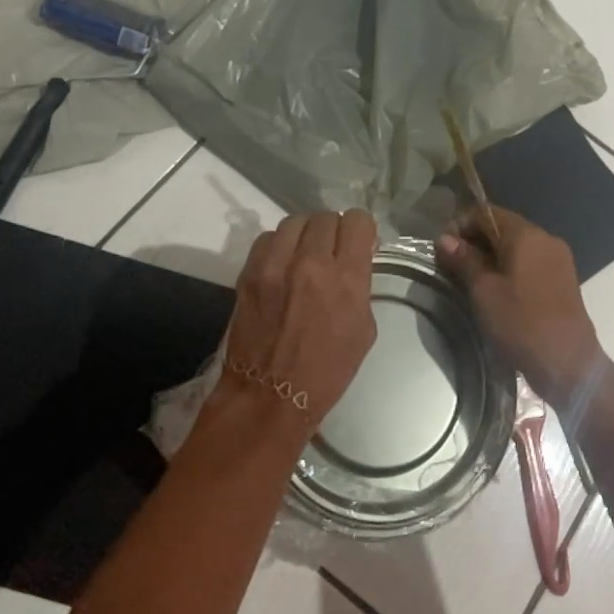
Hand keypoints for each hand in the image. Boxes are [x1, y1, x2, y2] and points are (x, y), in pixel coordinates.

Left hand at [220, 210, 378, 437]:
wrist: (269, 396)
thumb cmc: (326, 371)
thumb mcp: (363, 330)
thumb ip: (361, 286)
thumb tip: (355, 259)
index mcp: (347, 279)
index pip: (358, 221)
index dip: (361, 230)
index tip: (358, 243)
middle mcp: (312, 263)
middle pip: (326, 217)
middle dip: (333, 232)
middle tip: (331, 252)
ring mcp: (276, 265)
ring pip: (295, 221)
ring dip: (305, 234)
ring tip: (303, 254)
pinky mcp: (249, 271)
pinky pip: (268, 238)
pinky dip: (278, 246)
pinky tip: (280, 265)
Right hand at [436, 207, 603, 408]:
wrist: (569, 365)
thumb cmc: (522, 324)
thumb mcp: (484, 292)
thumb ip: (464, 260)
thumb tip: (444, 238)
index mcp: (527, 235)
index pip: (486, 213)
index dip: (460, 225)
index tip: (441, 250)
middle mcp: (546, 239)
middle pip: (502, 228)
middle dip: (474, 243)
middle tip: (451, 269)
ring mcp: (558, 260)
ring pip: (516, 248)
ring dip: (490, 259)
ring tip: (469, 284)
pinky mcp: (562, 281)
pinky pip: (529, 265)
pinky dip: (509, 271)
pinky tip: (495, 294)